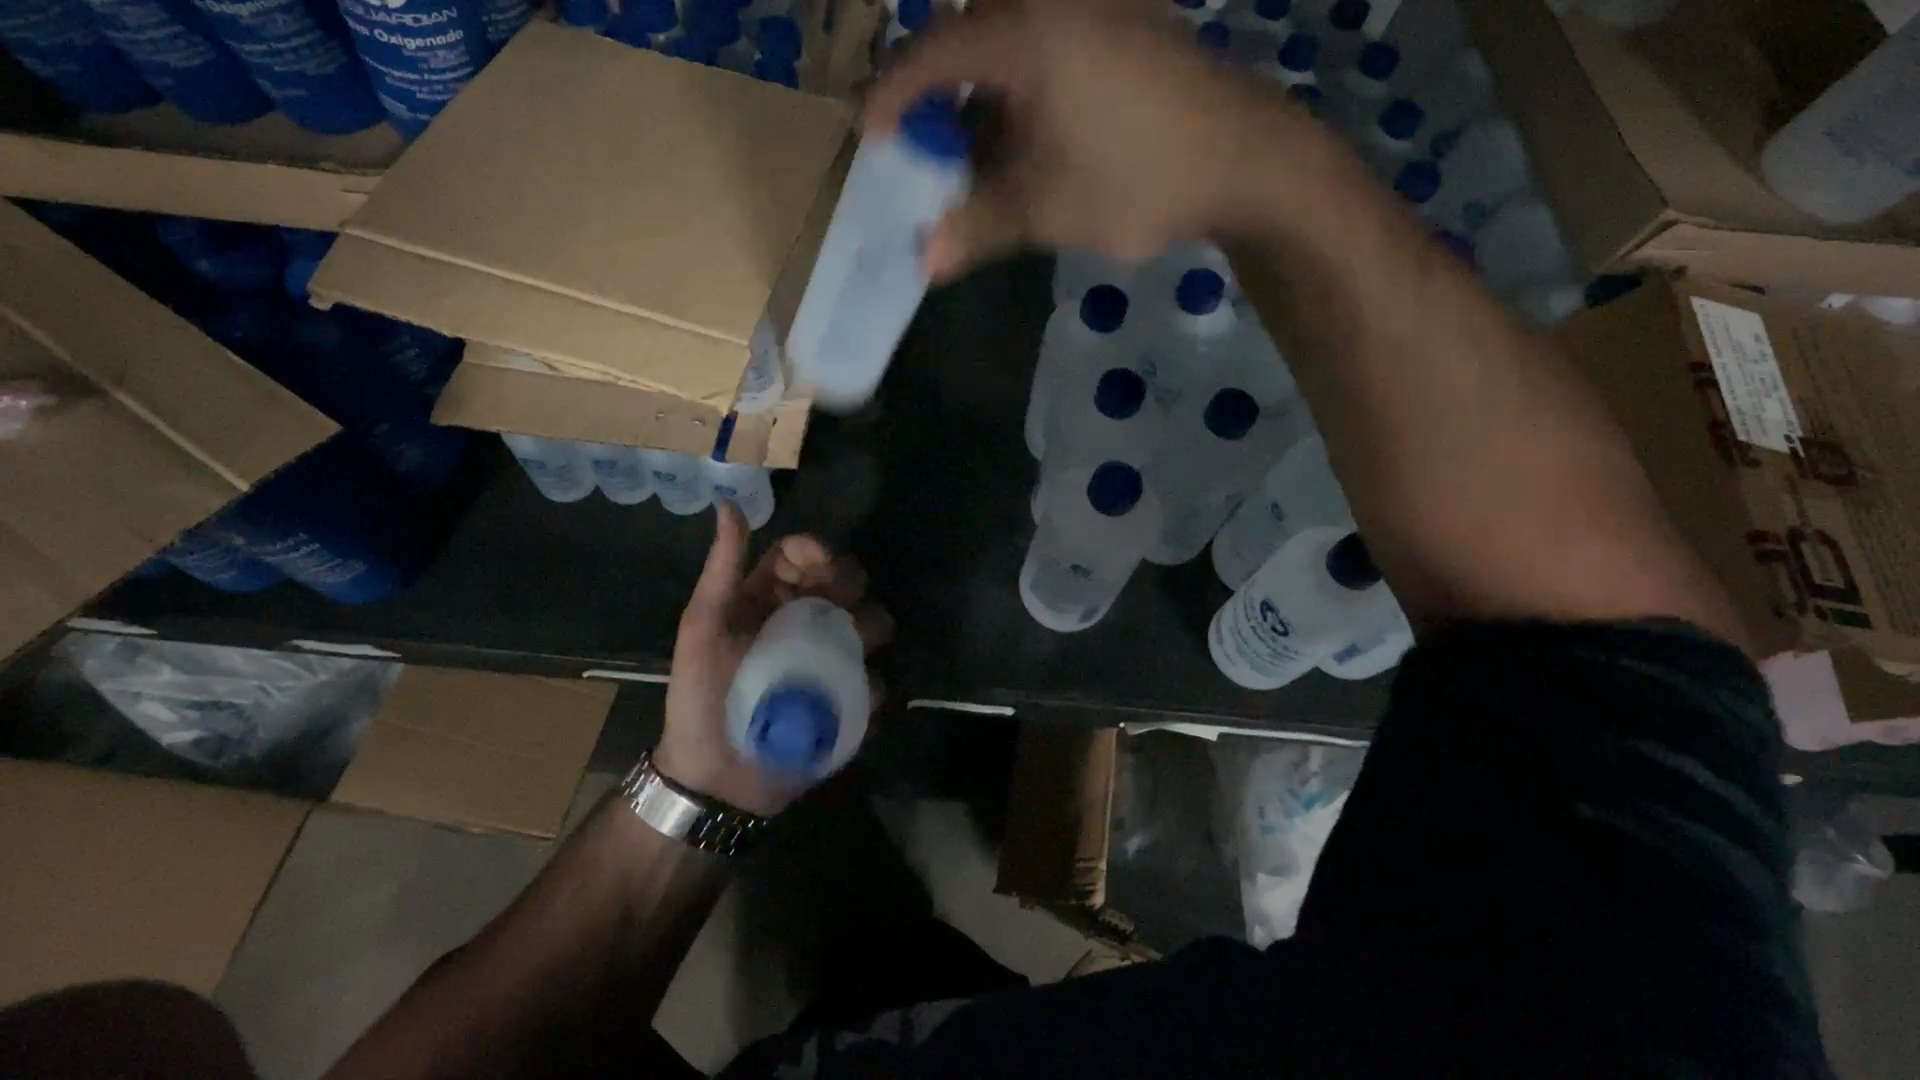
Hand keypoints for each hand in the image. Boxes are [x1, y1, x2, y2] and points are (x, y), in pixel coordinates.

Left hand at [654, 502, 890, 816]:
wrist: (714, 779)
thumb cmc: (701, 698)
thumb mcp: (703, 629)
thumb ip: (722, 569)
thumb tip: (728, 503)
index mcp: (765, 599)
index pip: (799, 556)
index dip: (815, 550)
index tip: (821, 562)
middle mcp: (803, 623)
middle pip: (845, 583)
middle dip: (850, 585)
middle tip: (838, 607)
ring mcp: (830, 662)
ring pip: (873, 626)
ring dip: (870, 630)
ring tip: (851, 653)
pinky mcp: (848, 701)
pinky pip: (878, 681)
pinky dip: (872, 686)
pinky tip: (852, 697)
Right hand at [863, 0, 1344, 280]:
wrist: (1253, 162)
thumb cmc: (1143, 181)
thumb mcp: (1049, 209)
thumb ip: (979, 226)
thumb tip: (925, 262)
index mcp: (1028, 32)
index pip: (932, 52)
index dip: (892, 96)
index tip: (869, 137)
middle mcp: (1057, 2)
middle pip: (970, 27)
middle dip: (939, 83)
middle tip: (929, 139)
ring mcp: (1099, 7)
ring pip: (1012, 30)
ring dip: (986, 85)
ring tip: (981, 147)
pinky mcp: (1129, 24)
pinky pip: (1051, 36)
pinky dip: (1026, 79)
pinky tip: (1033, 131)